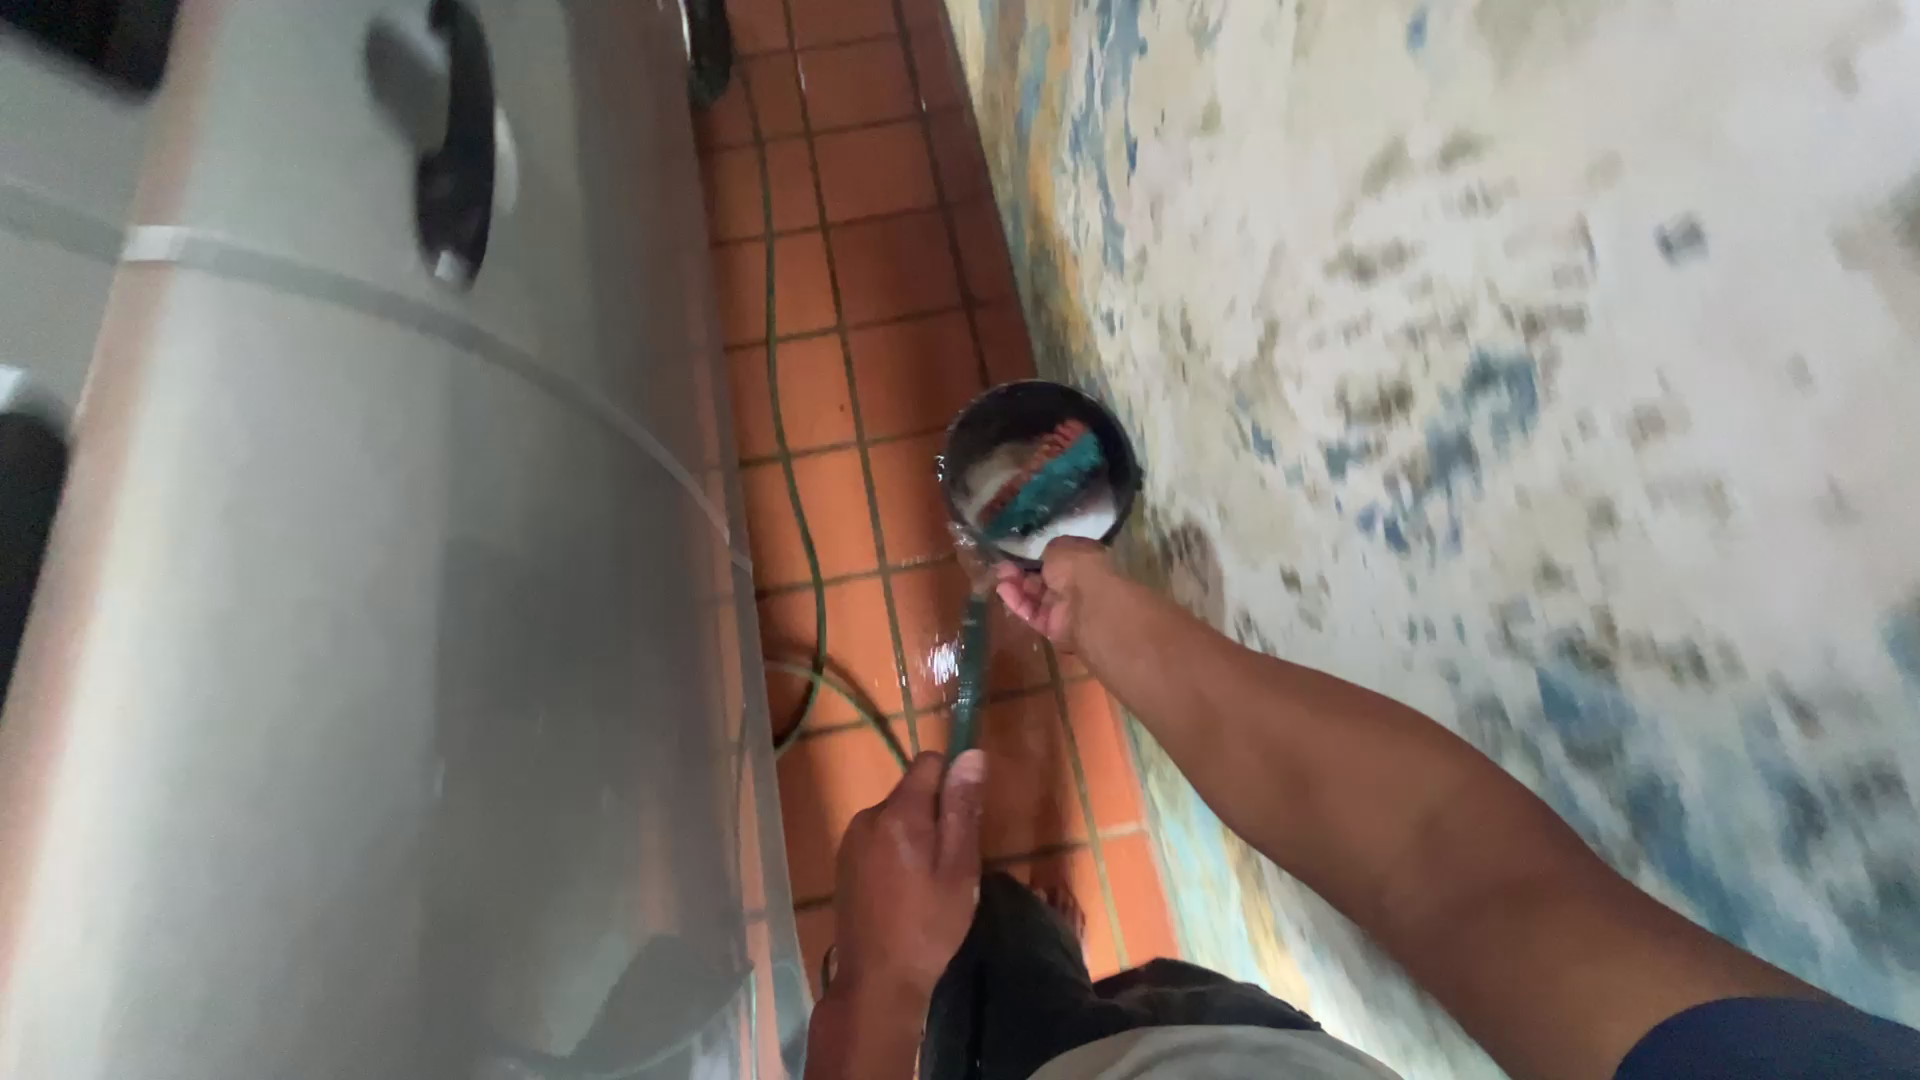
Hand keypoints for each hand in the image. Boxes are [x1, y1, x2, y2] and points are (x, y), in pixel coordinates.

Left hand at [831, 750, 987, 1003]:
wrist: (876, 983)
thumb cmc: (928, 925)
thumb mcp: (959, 867)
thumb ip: (962, 808)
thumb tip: (971, 754)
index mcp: (898, 812)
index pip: (928, 761)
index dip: (952, 778)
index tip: (966, 815)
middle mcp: (868, 815)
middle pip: (911, 790)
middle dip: (935, 812)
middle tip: (952, 860)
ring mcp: (851, 840)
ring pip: (895, 815)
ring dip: (915, 833)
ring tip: (929, 880)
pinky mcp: (843, 862)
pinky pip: (878, 837)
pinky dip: (895, 850)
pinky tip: (904, 890)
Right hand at [993, 537, 1110, 651]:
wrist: (1088, 605)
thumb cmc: (1079, 567)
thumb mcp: (1062, 546)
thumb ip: (1050, 550)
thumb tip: (1044, 555)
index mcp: (1084, 562)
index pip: (1059, 559)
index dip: (1038, 556)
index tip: (1019, 551)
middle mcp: (1076, 585)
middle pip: (1044, 578)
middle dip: (1022, 571)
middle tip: (1002, 564)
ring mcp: (1064, 607)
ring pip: (1035, 595)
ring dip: (1016, 584)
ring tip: (999, 574)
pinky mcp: (1052, 627)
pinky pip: (1032, 612)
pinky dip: (1017, 601)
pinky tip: (1002, 589)